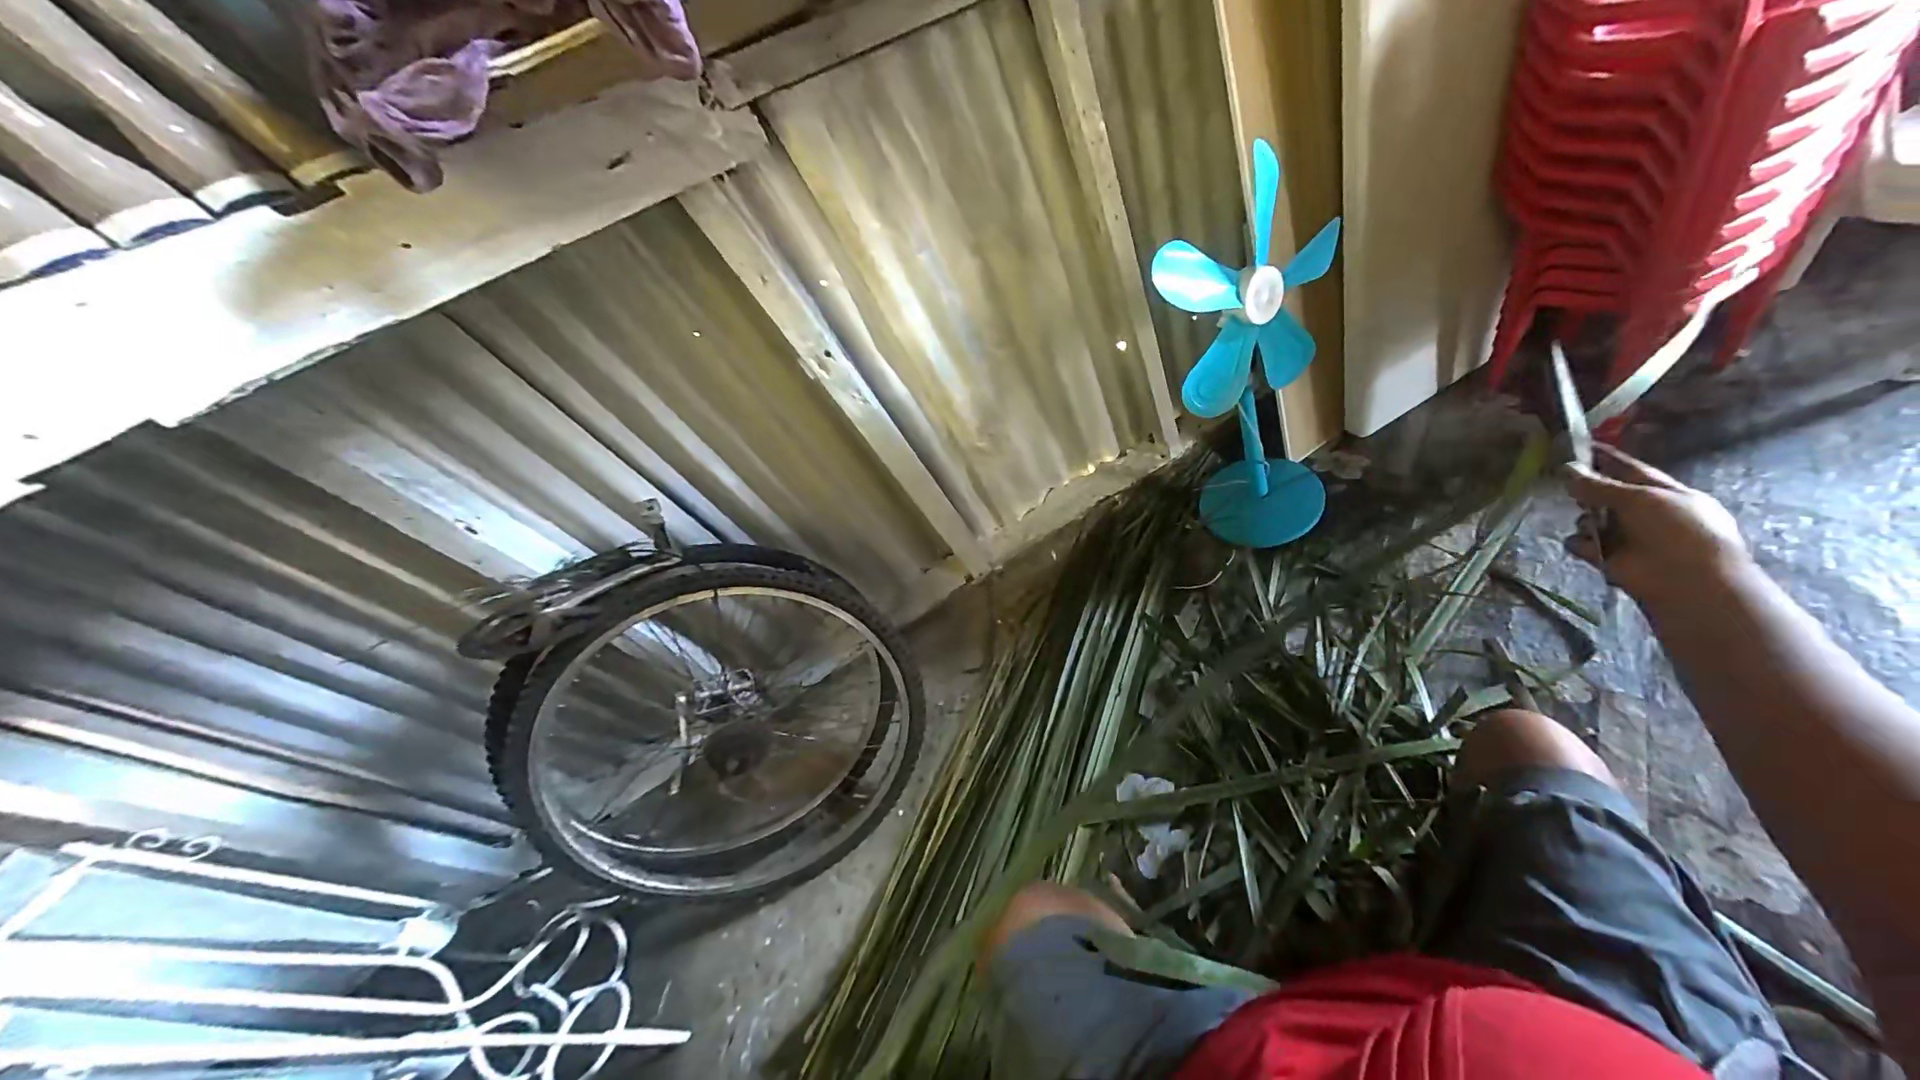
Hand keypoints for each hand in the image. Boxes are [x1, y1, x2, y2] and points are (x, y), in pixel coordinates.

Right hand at [1564, 444, 1751, 600]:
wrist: (1687, 581)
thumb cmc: (1677, 531)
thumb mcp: (1641, 498)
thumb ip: (1599, 485)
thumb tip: (1566, 468)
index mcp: (1663, 493)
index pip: (1628, 469)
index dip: (1605, 458)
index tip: (1577, 445)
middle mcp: (1643, 513)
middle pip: (1604, 495)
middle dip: (1587, 491)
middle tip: (1570, 489)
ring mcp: (1625, 536)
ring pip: (1589, 519)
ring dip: (1586, 520)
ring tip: (1591, 527)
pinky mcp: (1608, 557)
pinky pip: (1582, 543)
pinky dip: (1582, 543)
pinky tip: (1588, 545)